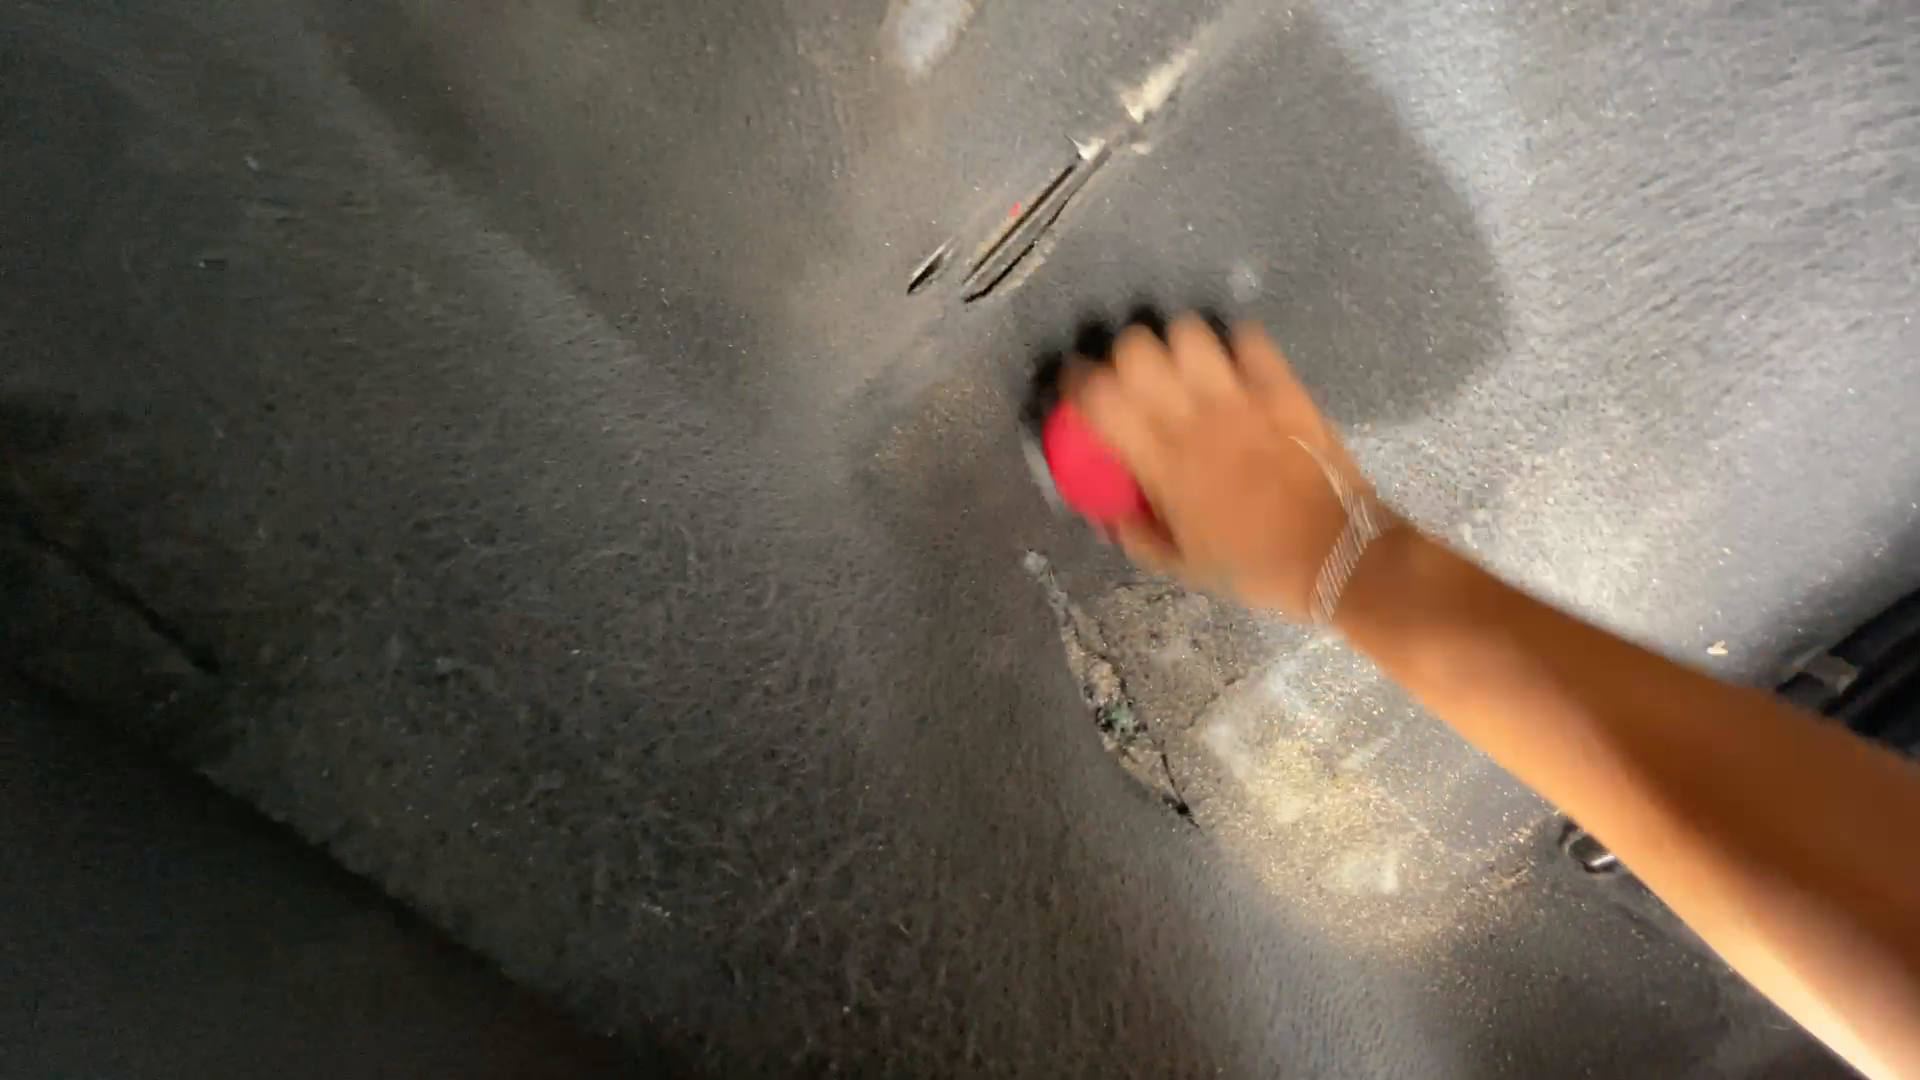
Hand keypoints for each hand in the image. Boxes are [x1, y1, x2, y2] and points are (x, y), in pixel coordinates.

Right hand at [1072, 314, 1392, 618]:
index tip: (1075, 384)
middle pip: (1138, 350)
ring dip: (1175, 345)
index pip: (1101, 399)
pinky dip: (1233, 345)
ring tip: (1181, 367)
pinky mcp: (1284, 390)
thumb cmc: (1254, 566)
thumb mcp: (1182, 565)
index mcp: (1162, 464)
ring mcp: (1243, 401)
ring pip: (1189, 334)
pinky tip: (1231, 366)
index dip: (1078, 382)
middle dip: (1124, 356)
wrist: (1340, 558)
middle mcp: (1195, 422)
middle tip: (1131, 376)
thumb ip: (1137, 536)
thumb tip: (1109, 517)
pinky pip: (1249, 340)